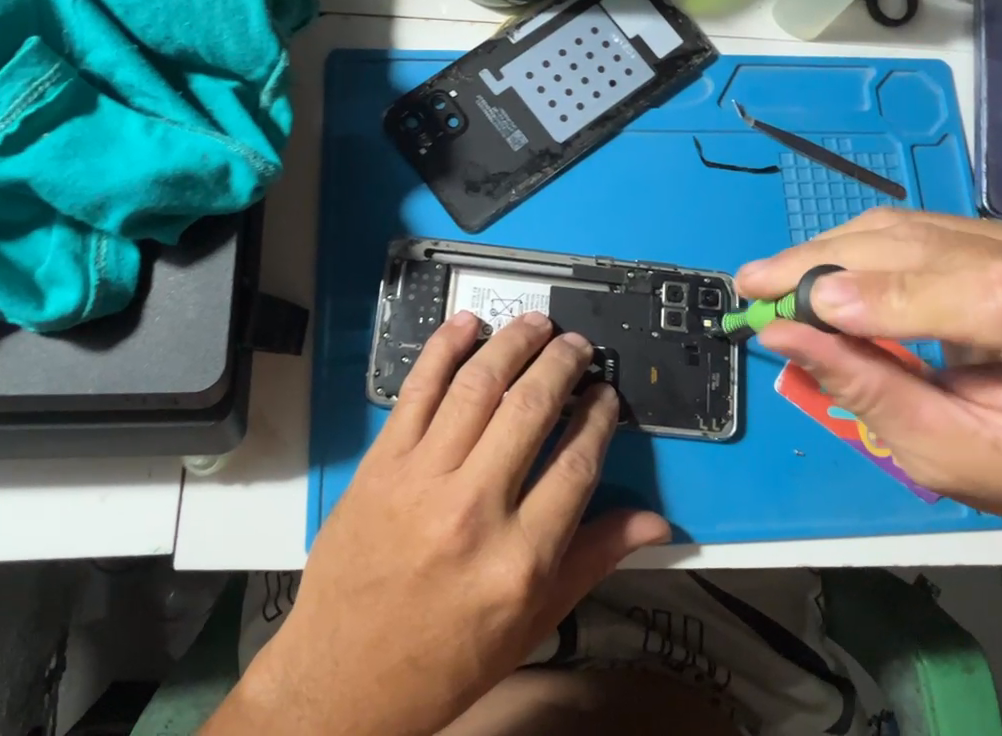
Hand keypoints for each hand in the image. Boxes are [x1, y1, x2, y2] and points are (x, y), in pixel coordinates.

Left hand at [219, 311, 670, 735]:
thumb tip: (654, 522)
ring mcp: (420, 480)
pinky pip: (416, 393)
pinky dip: (442, 351)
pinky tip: (465, 325)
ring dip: (511, 345)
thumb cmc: (449, 658)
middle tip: (577, 346)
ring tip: (536, 324)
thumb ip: (593, 559)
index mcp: (521, 557)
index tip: (606, 396)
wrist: (347, 678)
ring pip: (476, 389)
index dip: (599, 419)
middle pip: (531, 411)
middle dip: (562, 366)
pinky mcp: (380, 465)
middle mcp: (474, 509)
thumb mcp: (532, 622)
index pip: (577, 464)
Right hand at [737, 209, 1001, 533]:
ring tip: (771, 279)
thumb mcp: (944, 455)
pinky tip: (816, 270)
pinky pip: (921, 226)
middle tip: (755, 287)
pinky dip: (857, 247)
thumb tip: (779, 334)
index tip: (813, 309)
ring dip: (834, 250)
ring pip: (921, 227)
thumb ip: (867, 390)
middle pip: (945, 250)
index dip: (903, 295)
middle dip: (837, 264)